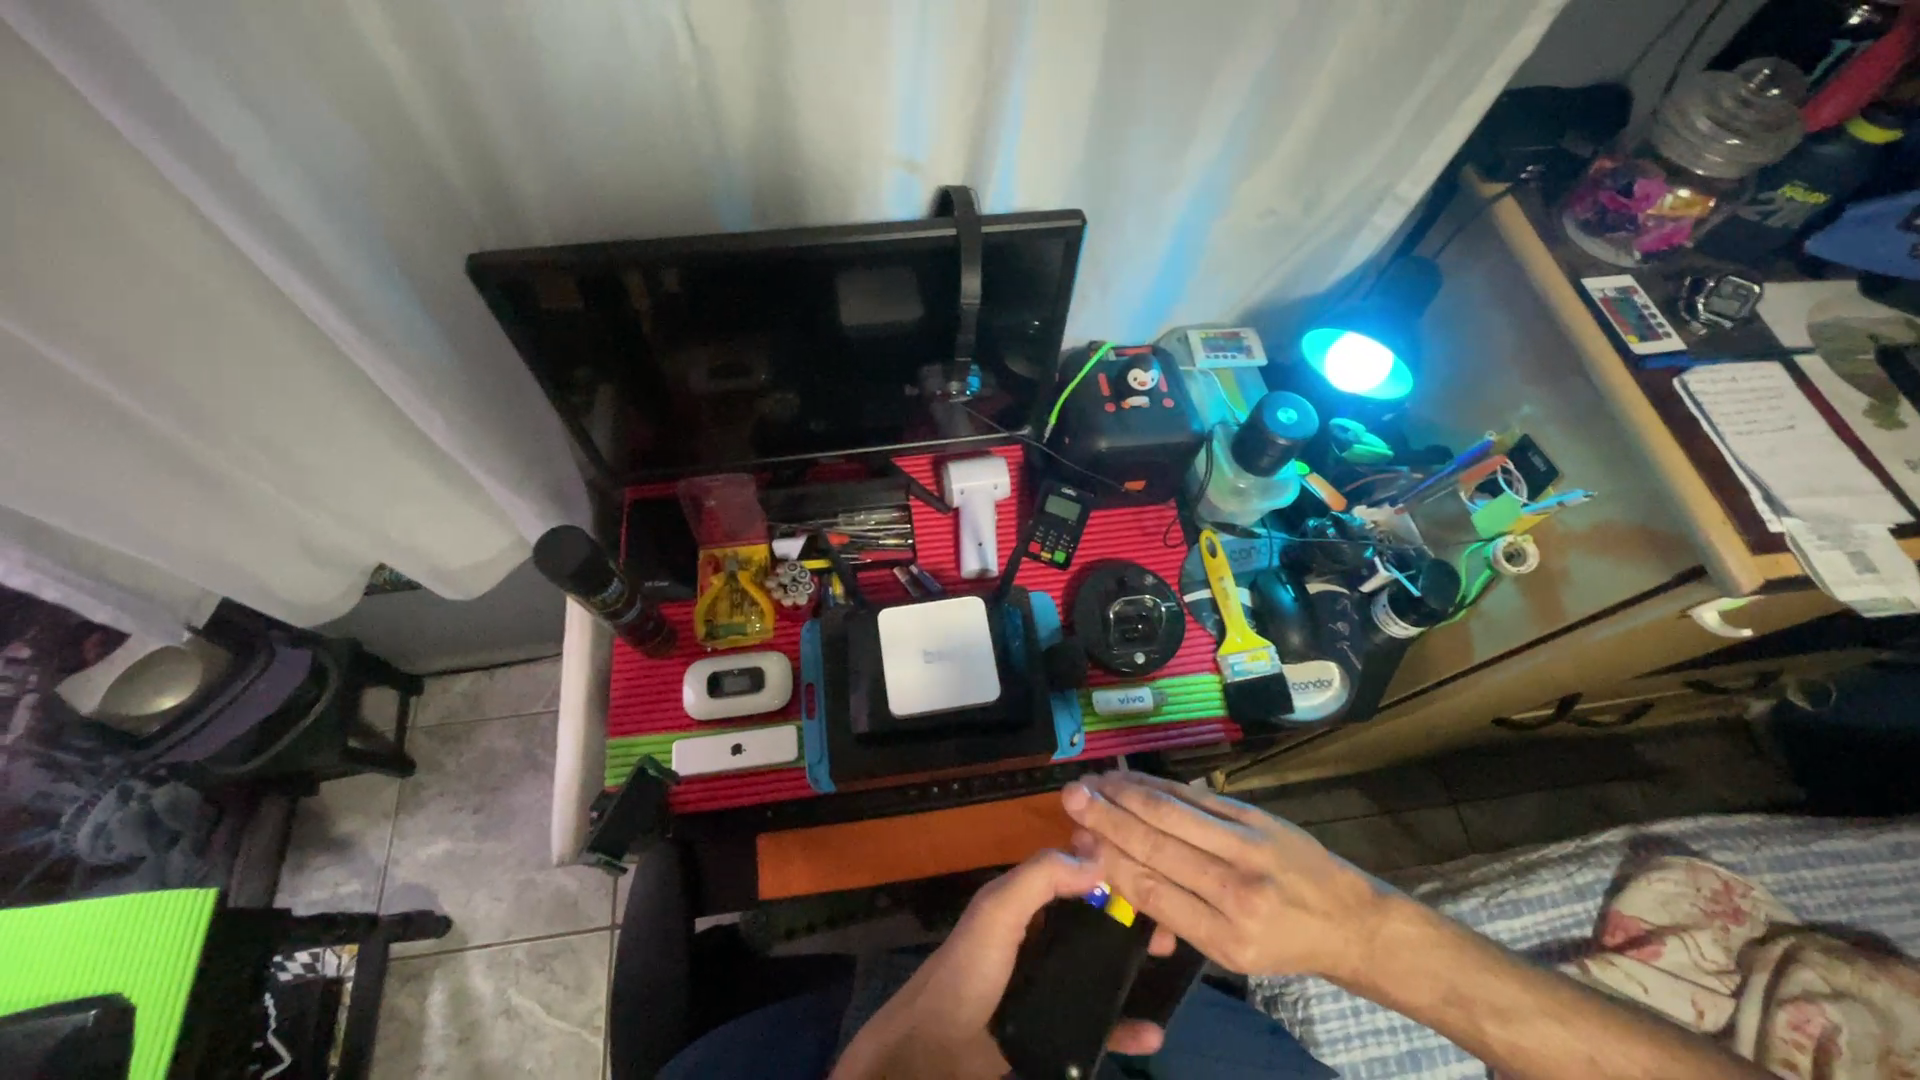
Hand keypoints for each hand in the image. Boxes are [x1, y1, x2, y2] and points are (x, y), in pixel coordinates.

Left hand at [833, 850, 1166, 1078]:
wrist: (934, 1051)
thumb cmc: (967, 971)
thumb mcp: (998, 911)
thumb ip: (1041, 877)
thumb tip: (1100, 858)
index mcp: (1025, 903)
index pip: (1076, 874)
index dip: (1111, 871)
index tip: (1151, 874)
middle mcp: (1040, 937)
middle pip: (1096, 920)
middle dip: (1132, 920)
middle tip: (1166, 929)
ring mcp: (1048, 984)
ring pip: (1102, 969)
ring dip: (1134, 967)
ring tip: (1167, 964)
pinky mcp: (1054, 1027)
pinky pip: (1098, 1023)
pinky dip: (1125, 1025)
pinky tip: (1150, 1033)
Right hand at [1061, 771, 1392, 979]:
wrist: (1350, 920)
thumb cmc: (1281, 944)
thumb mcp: (1229, 954)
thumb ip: (1176, 915)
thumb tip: (1120, 877)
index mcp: (1225, 936)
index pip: (1152, 891)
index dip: (1109, 861)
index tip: (1077, 838)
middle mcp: (1236, 890)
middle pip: (1156, 845)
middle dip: (1108, 818)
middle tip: (1071, 796)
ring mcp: (1249, 847)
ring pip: (1173, 813)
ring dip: (1126, 793)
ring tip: (1093, 782)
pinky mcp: (1257, 818)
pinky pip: (1197, 798)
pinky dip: (1158, 786)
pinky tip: (1132, 779)